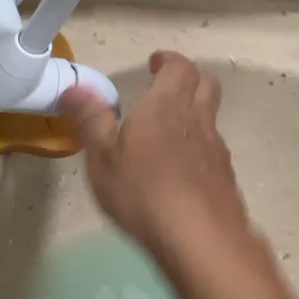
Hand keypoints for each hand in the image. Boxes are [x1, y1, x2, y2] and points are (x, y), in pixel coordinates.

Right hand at [61, 50, 249, 261]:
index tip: (154, 63)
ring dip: (193, 113)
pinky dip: (196, 145)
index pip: (179, 68)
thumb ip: (91, 120)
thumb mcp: (102, 157)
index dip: (168, 61)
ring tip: (166, 130)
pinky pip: (211, 147)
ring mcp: (215, 148)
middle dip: (187, 79)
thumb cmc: (141, 191)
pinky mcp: (223, 176)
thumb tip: (75, 88)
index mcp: (164, 107)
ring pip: (210, 117)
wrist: (198, 236)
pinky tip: (178, 168)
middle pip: (206, 84)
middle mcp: (196, 120)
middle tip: (164, 87)